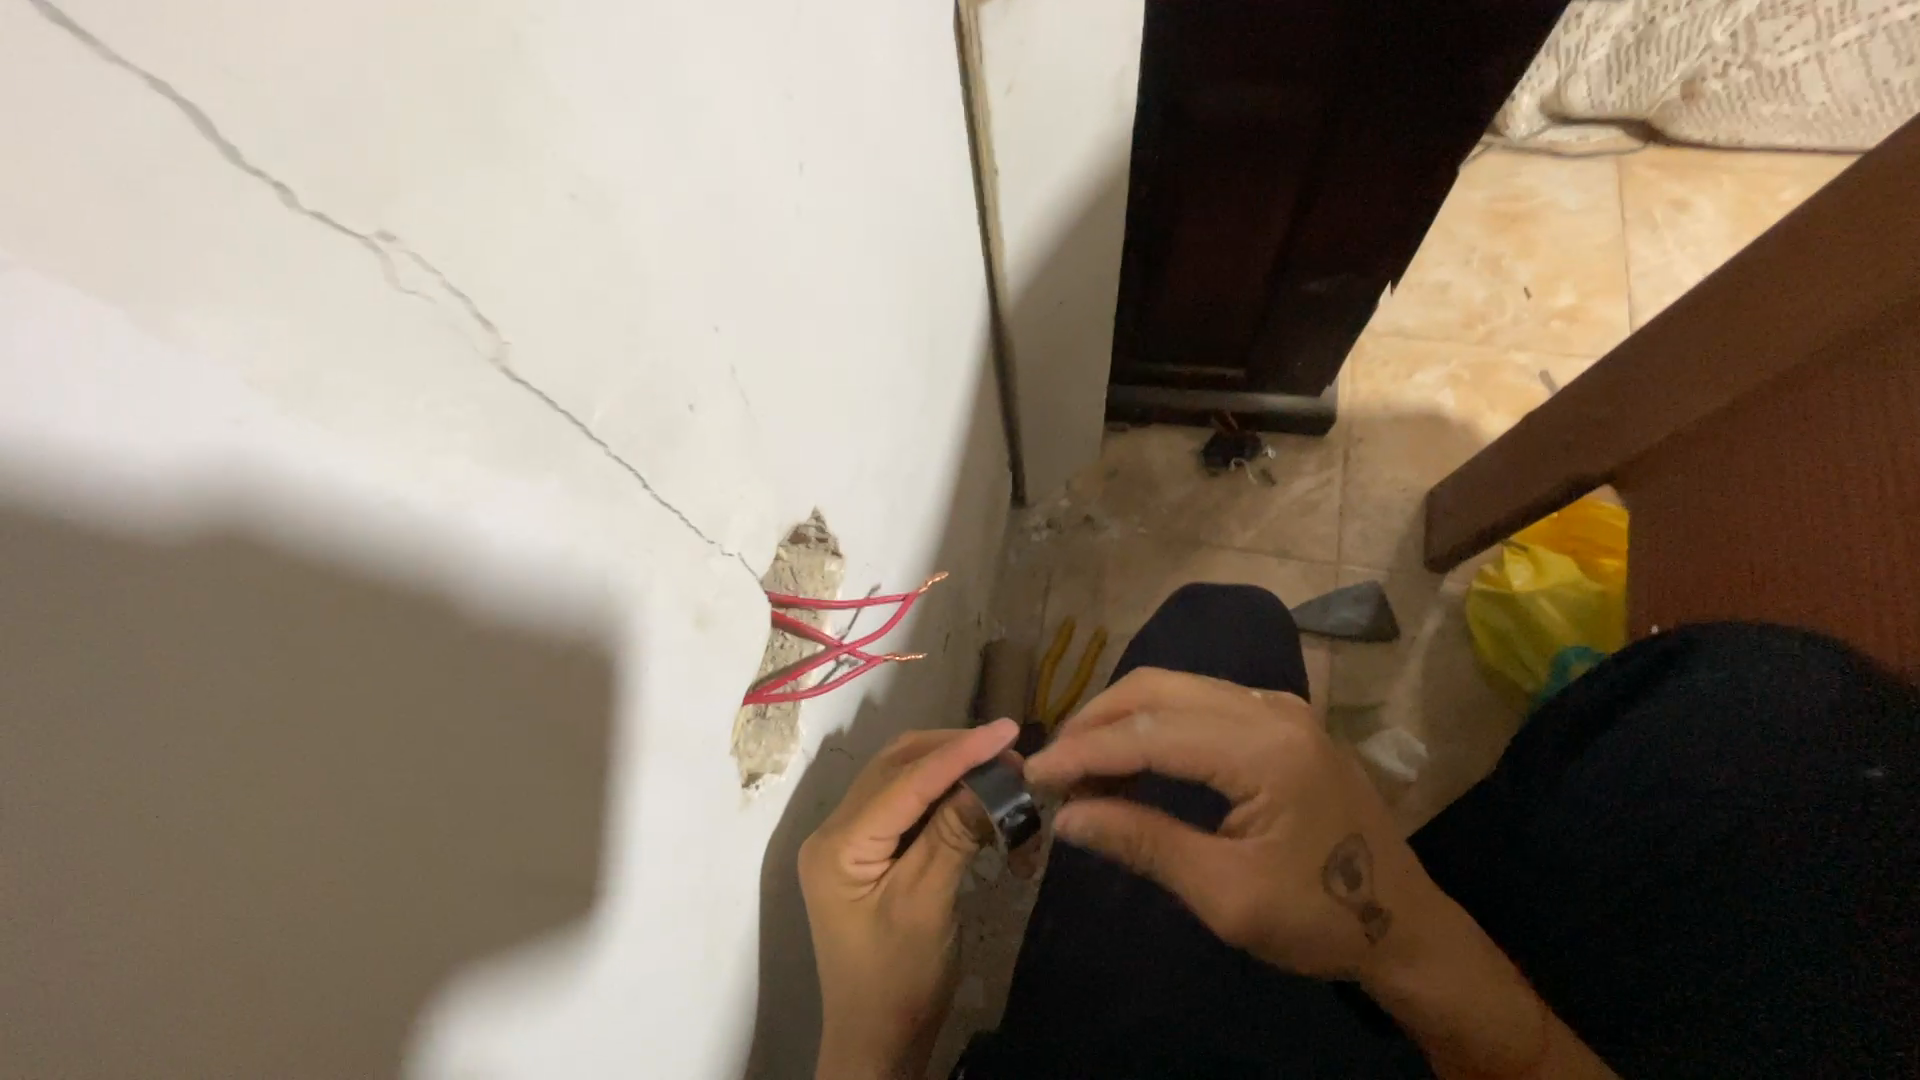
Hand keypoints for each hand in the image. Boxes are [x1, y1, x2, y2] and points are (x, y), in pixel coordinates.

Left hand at [799, 718, 1019, 1079]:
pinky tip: (974, 794)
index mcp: (838, 845)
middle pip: (896, 767)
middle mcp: (835, 830)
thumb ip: (952, 833)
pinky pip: (904, 804)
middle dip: (953, 752)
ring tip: (998, 767)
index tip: (1006, 731)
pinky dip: (941, 793)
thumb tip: (991, 777)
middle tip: (1007, 751)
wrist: (877, 1040)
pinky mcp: (867, 851)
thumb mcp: (928, 904)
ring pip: (900, 778)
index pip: (904, 782)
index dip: (958, 753)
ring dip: (948, 768)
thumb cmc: (898, 981)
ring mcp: (848, 839)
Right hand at [1023, 669, 1435, 981]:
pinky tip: (1132, 758)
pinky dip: (1153, 722)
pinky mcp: (1278, 717)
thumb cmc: (1320, 918)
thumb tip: (1065, 818)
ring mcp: (1277, 706)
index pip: (1149, 733)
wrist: (1405, 924)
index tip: (1032, 776)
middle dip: (1095, 724)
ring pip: (1173, 687)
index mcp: (1263, 749)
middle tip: (1054, 769)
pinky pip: (1197, 700)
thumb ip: (1142, 842)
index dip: (1083, 753)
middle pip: (1156, 689)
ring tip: (1083, 767)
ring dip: (1121, 720)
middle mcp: (1269, 708)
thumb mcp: (1225, 894)